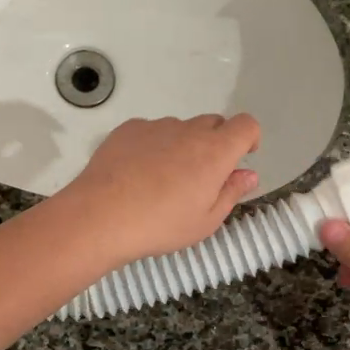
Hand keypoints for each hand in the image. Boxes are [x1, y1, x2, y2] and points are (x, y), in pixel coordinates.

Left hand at [56, 115, 261, 264]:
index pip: (245, 125)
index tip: (240, 157)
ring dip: (181, 146)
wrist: (101, 216)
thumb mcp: (205, 221)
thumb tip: (248, 174)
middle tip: (199, 178)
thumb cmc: (161, 225)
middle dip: (215, 144)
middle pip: (213, 124)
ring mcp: (155, 127)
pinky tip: (136, 174)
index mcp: (215, 152)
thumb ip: (231, 193)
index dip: (248, 138)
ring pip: (179, 129)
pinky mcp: (127, 130)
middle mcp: (188, 131)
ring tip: (161, 181)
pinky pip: (150, 132)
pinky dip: (152, 146)